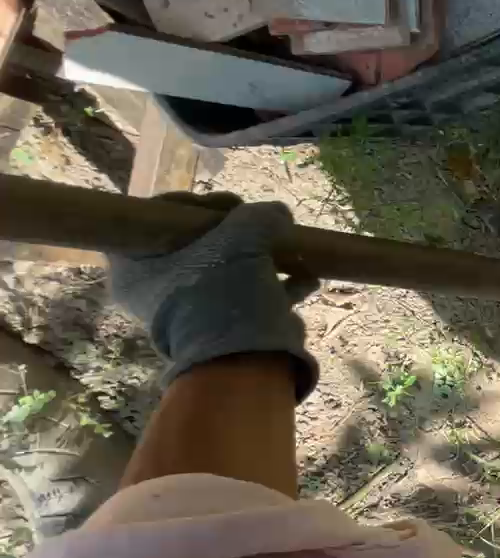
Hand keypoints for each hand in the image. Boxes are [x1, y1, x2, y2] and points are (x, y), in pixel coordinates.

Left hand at [108, 194, 318, 400]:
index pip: (153, 222)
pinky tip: (306, 278)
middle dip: (237, 232)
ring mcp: (195, 307)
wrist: (245, 353)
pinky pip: (255, 293)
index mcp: (136, 267)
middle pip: (197, 243)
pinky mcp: (230, 323)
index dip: (191, 205)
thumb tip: (277, 212)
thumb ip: (258, 218)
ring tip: (290, 250)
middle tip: (260, 223)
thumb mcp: (240, 240)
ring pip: (230, 269)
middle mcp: (157, 288)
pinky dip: (280, 283)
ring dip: (263, 256)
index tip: (228, 204)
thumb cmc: (223, 291)